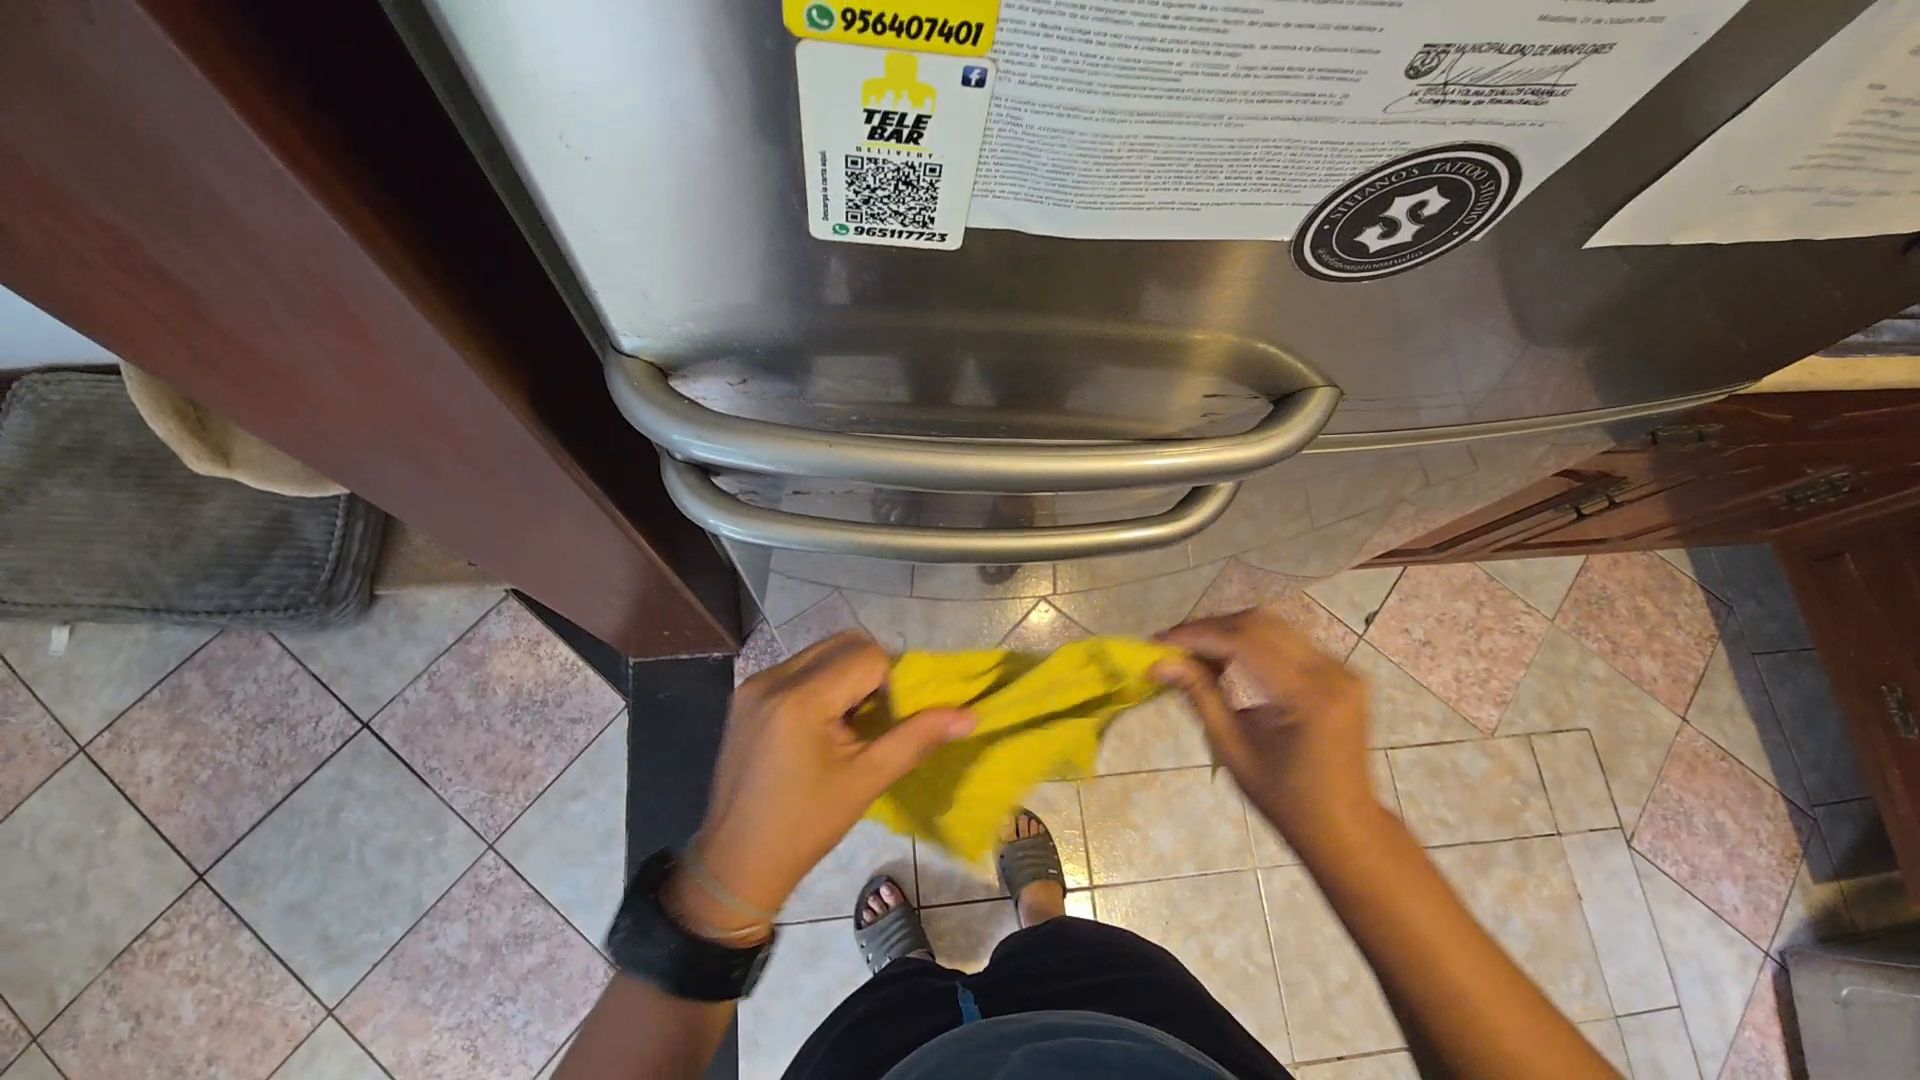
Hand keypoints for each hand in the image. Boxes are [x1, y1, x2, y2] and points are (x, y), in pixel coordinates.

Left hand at [664, 632, 975, 940]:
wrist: (737, 861)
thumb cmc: (806, 827)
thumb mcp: (866, 781)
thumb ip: (917, 738)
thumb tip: (970, 716)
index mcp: (800, 699)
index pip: (867, 655)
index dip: (893, 682)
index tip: (893, 722)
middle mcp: (772, 678)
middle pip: (843, 644)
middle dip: (872, 672)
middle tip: (878, 719)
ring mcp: (754, 684)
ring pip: (821, 652)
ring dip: (848, 676)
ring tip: (852, 726)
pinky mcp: (746, 695)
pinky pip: (798, 668)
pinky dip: (823, 683)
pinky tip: (825, 727)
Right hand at [1155, 608, 1378, 843]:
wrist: (1343, 824)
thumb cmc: (1284, 798)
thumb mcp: (1233, 749)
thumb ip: (1199, 696)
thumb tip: (1159, 664)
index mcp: (1307, 695)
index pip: (1243, 641)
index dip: (1196, 635)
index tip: (1157, 642)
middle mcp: (1331, 671)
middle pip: (1259, 624)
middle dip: (1210, 628)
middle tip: (1172, 646)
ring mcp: (1341, 668)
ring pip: (1273, 627)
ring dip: (1229, 632)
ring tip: (1192, 652)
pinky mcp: (1341, 672)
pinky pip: (1288, 642)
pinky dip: (1251, 643)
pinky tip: (1226, 659)